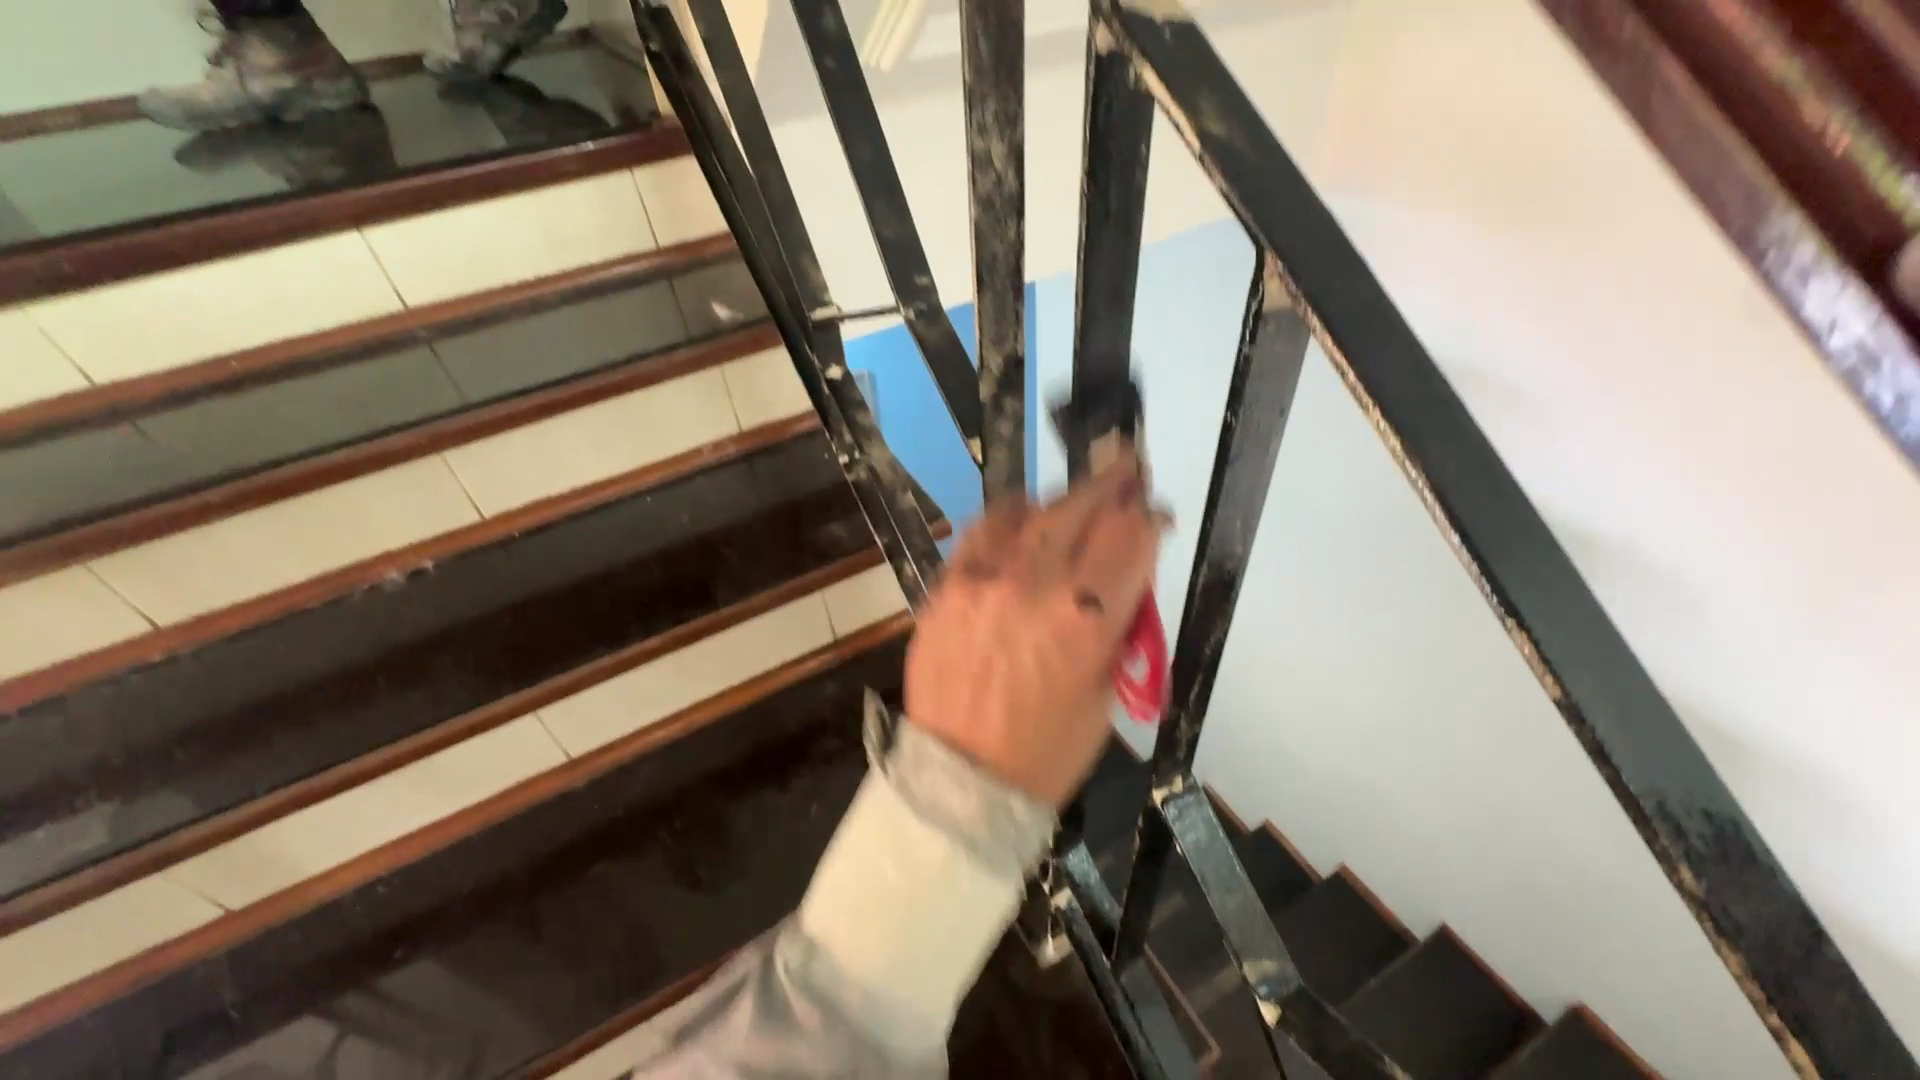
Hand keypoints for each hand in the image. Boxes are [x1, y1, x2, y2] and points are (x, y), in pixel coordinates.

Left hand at [904, 454, 1167, 807]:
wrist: (961, 779)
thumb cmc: (1048, 748)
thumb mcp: (1107, 690)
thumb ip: (1116, 622)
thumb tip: (1124, 570)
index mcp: (1085, 619)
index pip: (1129, 537)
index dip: (1148, 516)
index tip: (1152, 512)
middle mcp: (1033, 585)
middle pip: (1081, 508)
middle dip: (1111, 484)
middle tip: (1126, 464)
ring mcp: (982, 581)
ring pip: (1030, 510)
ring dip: (1060, 501)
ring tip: (1075, 501)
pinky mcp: (945, 587)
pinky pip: (980, 531)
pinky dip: (1009, 519)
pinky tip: (1022, 520)